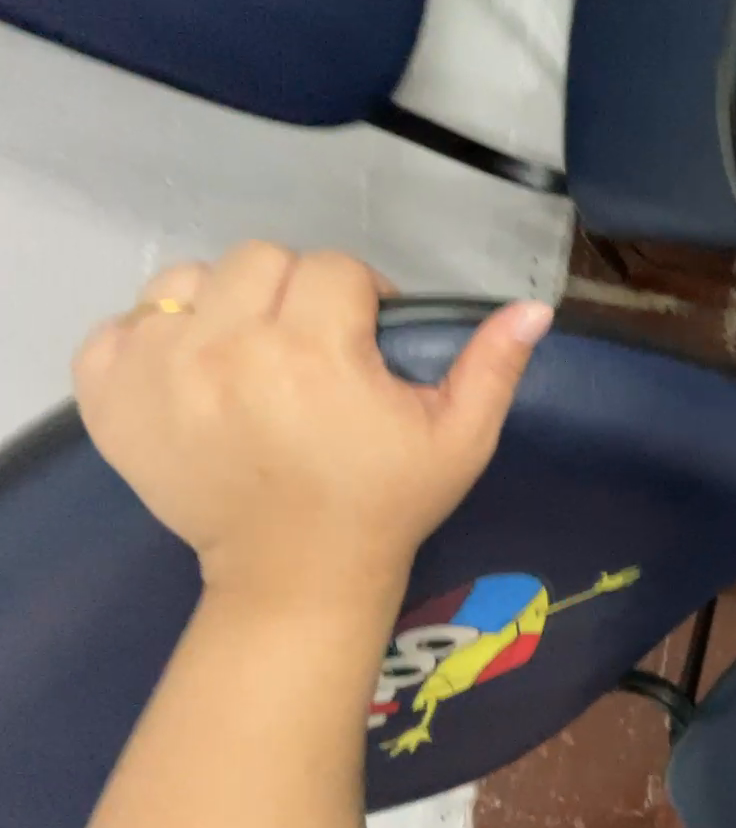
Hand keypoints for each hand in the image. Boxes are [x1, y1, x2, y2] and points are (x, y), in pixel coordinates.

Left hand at [72, 241, 552, 604]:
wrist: (300, 567)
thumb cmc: (393, 497)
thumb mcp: (464, 435)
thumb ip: (495, 364)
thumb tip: (535, 308)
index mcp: (315, 353)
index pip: (335, 267)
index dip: (367, 294)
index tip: (375, 337)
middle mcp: (226, 347)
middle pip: (261, 260)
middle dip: (303, 290)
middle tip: (325, 344)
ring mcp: (157, 369)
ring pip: (190, 279)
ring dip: (234, 304)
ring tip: (262, 354)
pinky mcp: (109, 395)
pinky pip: (124, 321)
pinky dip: (163, 332)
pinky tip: (203, 370)